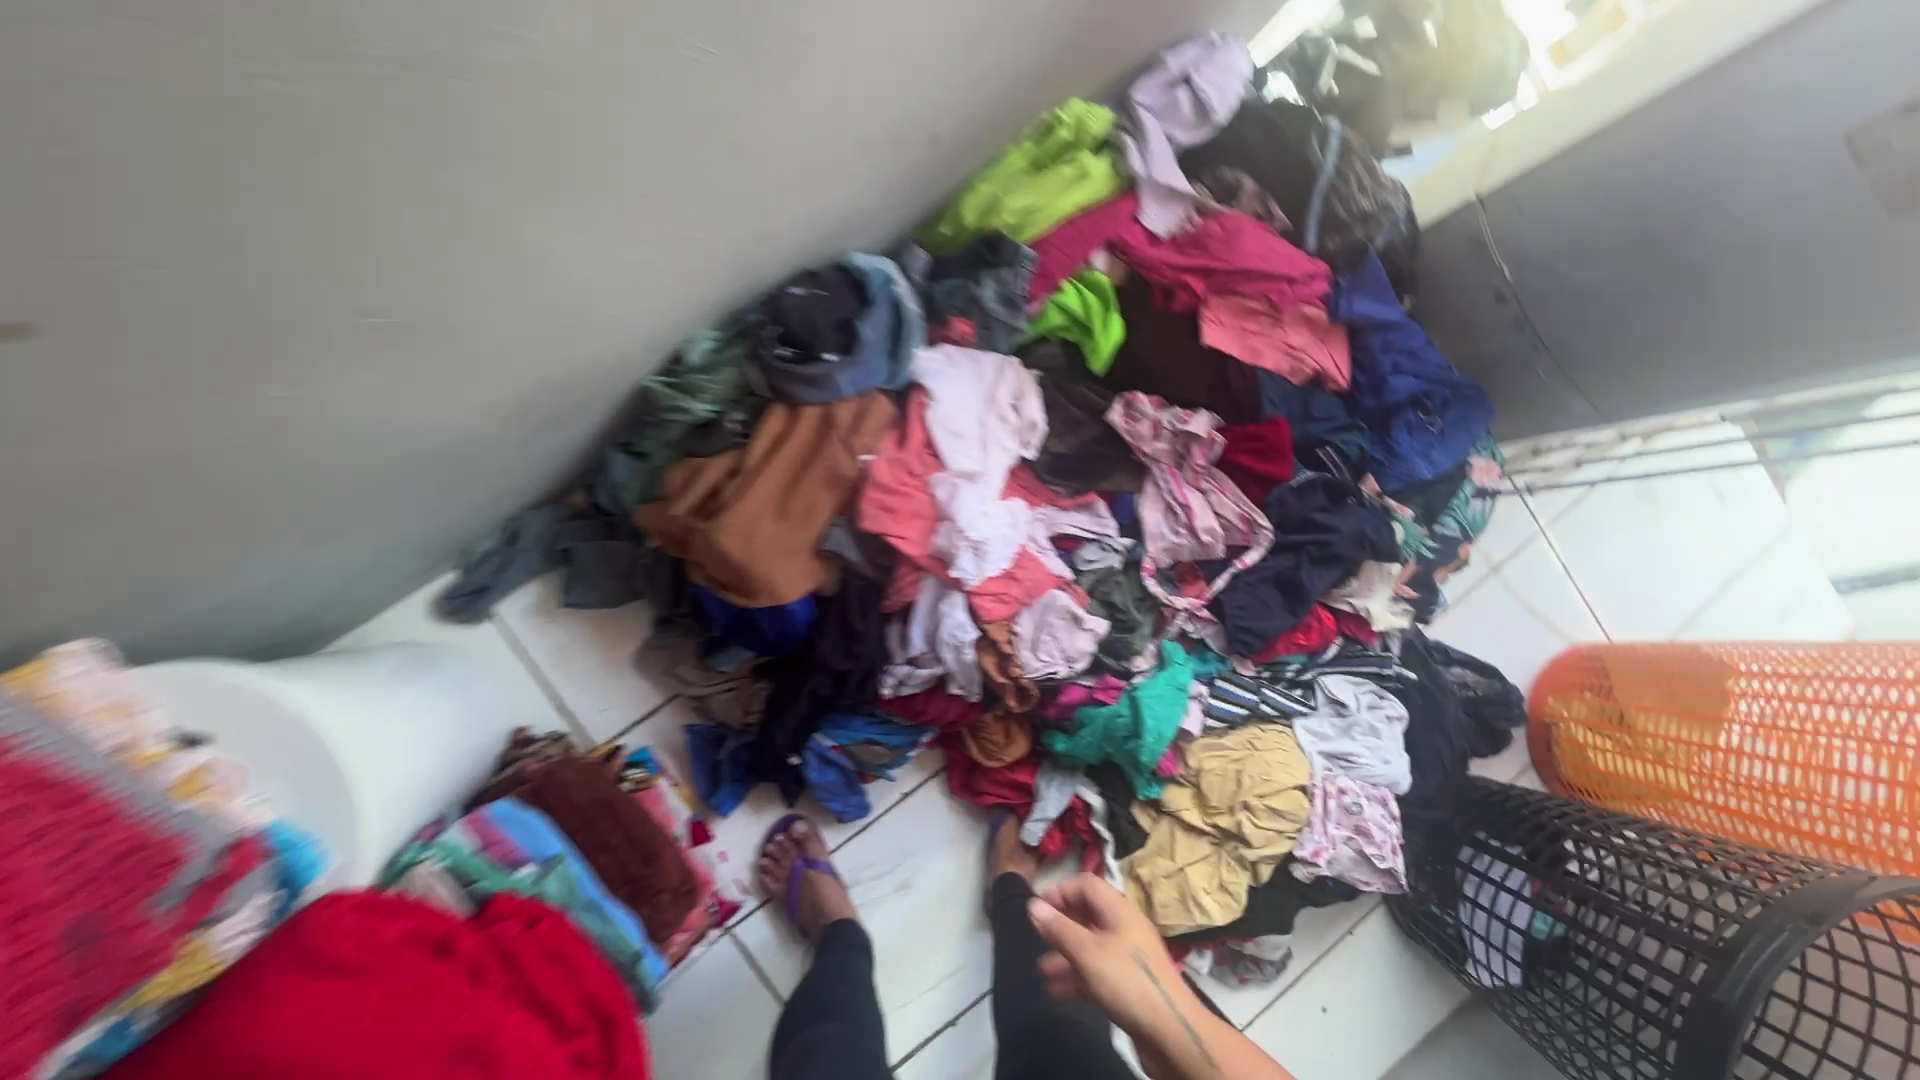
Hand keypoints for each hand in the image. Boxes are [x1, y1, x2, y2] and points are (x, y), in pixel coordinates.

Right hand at [1026, 874, 1199, 1042]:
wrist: (1170, 1033)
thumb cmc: (1127, 982)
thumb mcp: (1088, 953)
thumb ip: (1059, 929)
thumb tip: (1032, 904)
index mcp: (1119, 911)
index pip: (1087, 885)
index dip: (1061, 890)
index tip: (1038, 906)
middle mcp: (1123, 928)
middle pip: (1087, 915)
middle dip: (1060, 926)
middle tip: (1037, 937)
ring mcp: (1126, 958)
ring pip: (1089, 947)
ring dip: (1064, 956)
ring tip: (1041, 971)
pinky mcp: (1127, 984)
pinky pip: (1096, 973)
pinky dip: (1077, 978)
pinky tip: (1056, 991)